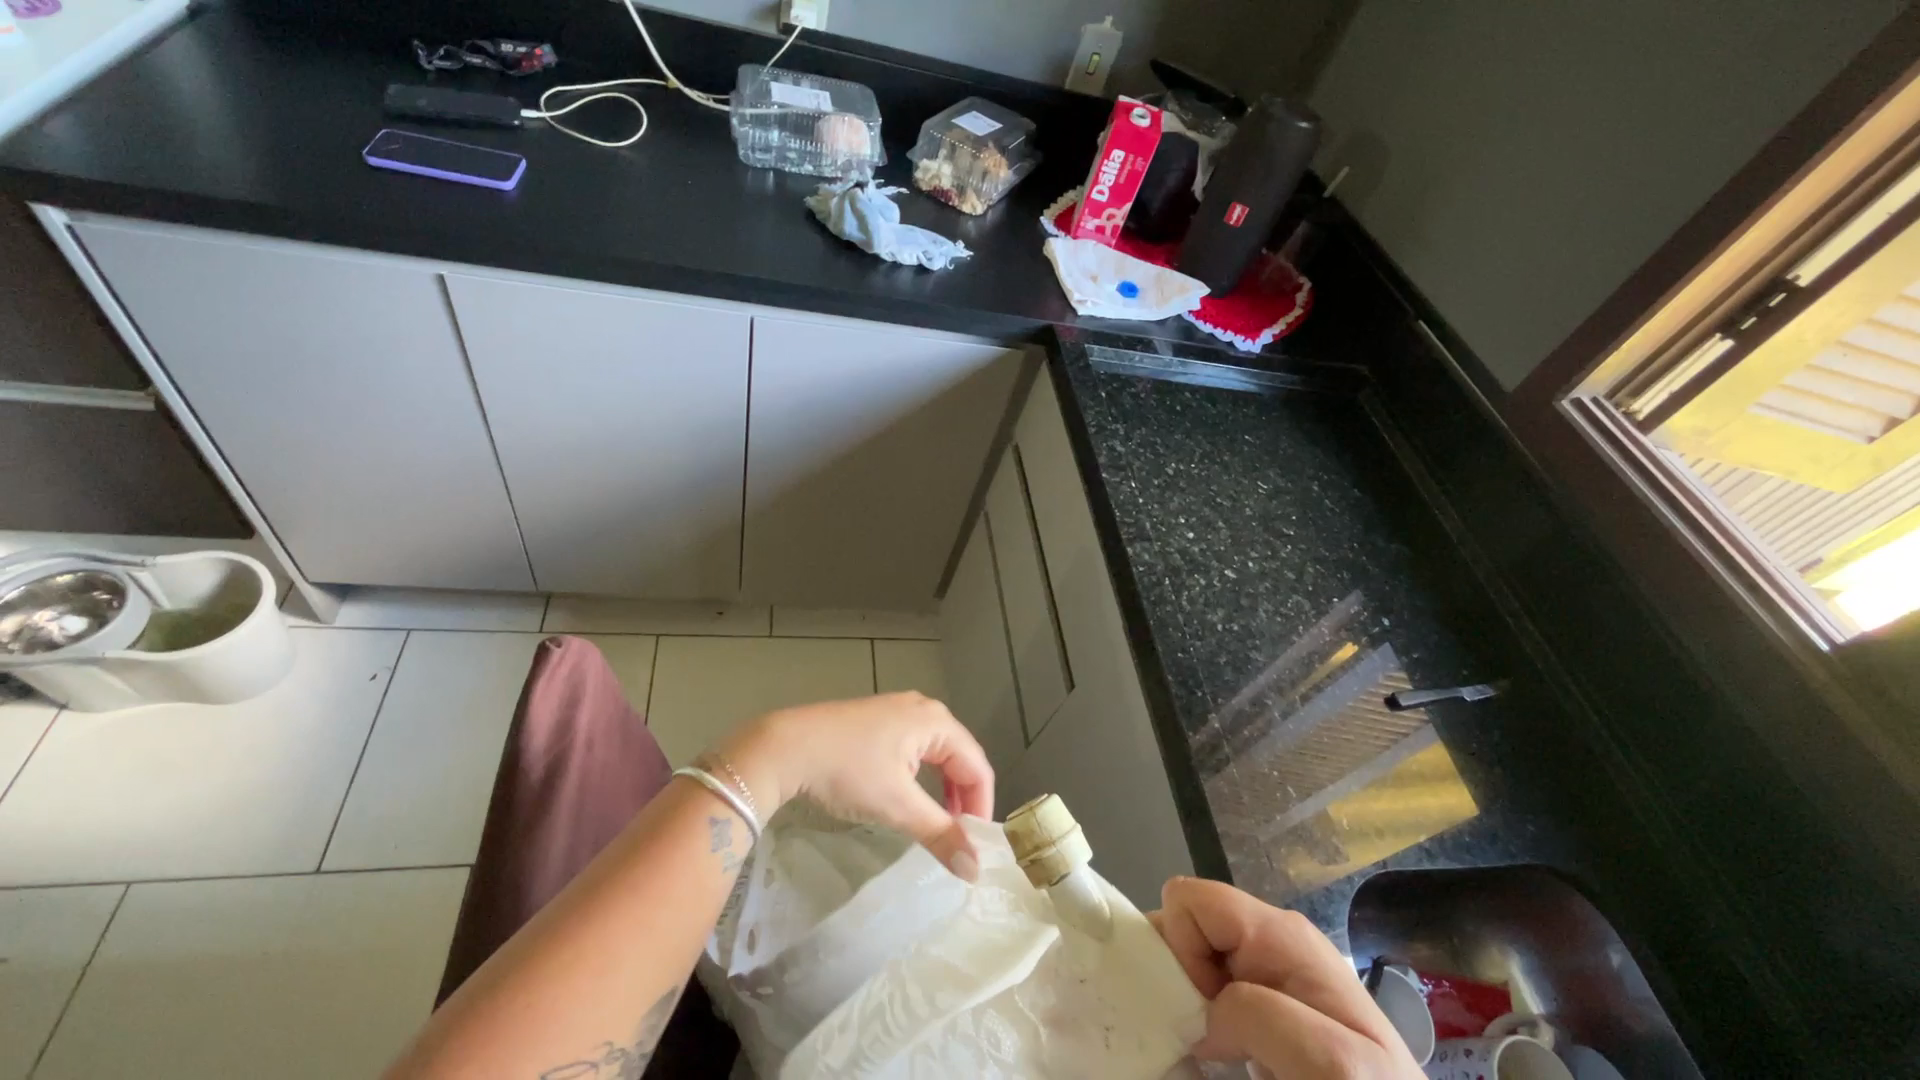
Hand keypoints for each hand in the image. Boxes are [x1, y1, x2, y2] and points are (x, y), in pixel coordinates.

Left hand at [717, 693, 994, 880]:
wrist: (782, 747)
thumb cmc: (846, 771)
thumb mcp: (897, 806)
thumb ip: (940, 835)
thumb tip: (975, 870)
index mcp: (936, 721)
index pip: (977, 768)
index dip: (981, 809)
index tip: (974, 847)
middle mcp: (922, 708)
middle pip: (960, 758)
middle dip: (963, 800)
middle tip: (957, 838)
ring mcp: (897, 711)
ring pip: (936, 754)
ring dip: (941, 791)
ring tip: (936, 824)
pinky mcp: (875, 720)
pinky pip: (914, 750)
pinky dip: (919, 778)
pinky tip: (907, 798)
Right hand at [1150, 877, 1423, 1078]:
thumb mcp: (1330, 1060)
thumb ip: (1261, 1015)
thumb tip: (1205, 1013)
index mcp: (1280, 935)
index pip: (1191, 900)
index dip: (1180, 947)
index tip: (1201, 1007)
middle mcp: (1269, 941)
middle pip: (1187, 925)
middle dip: (1176, 971)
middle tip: (1194, 1029)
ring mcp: (1268, 972)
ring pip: (1193, 958)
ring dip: (1184, 997)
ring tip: (1203, 1044)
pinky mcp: (1266, 1004)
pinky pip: (1208, 988)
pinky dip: (1197, 1015)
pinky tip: (1215, 1051)